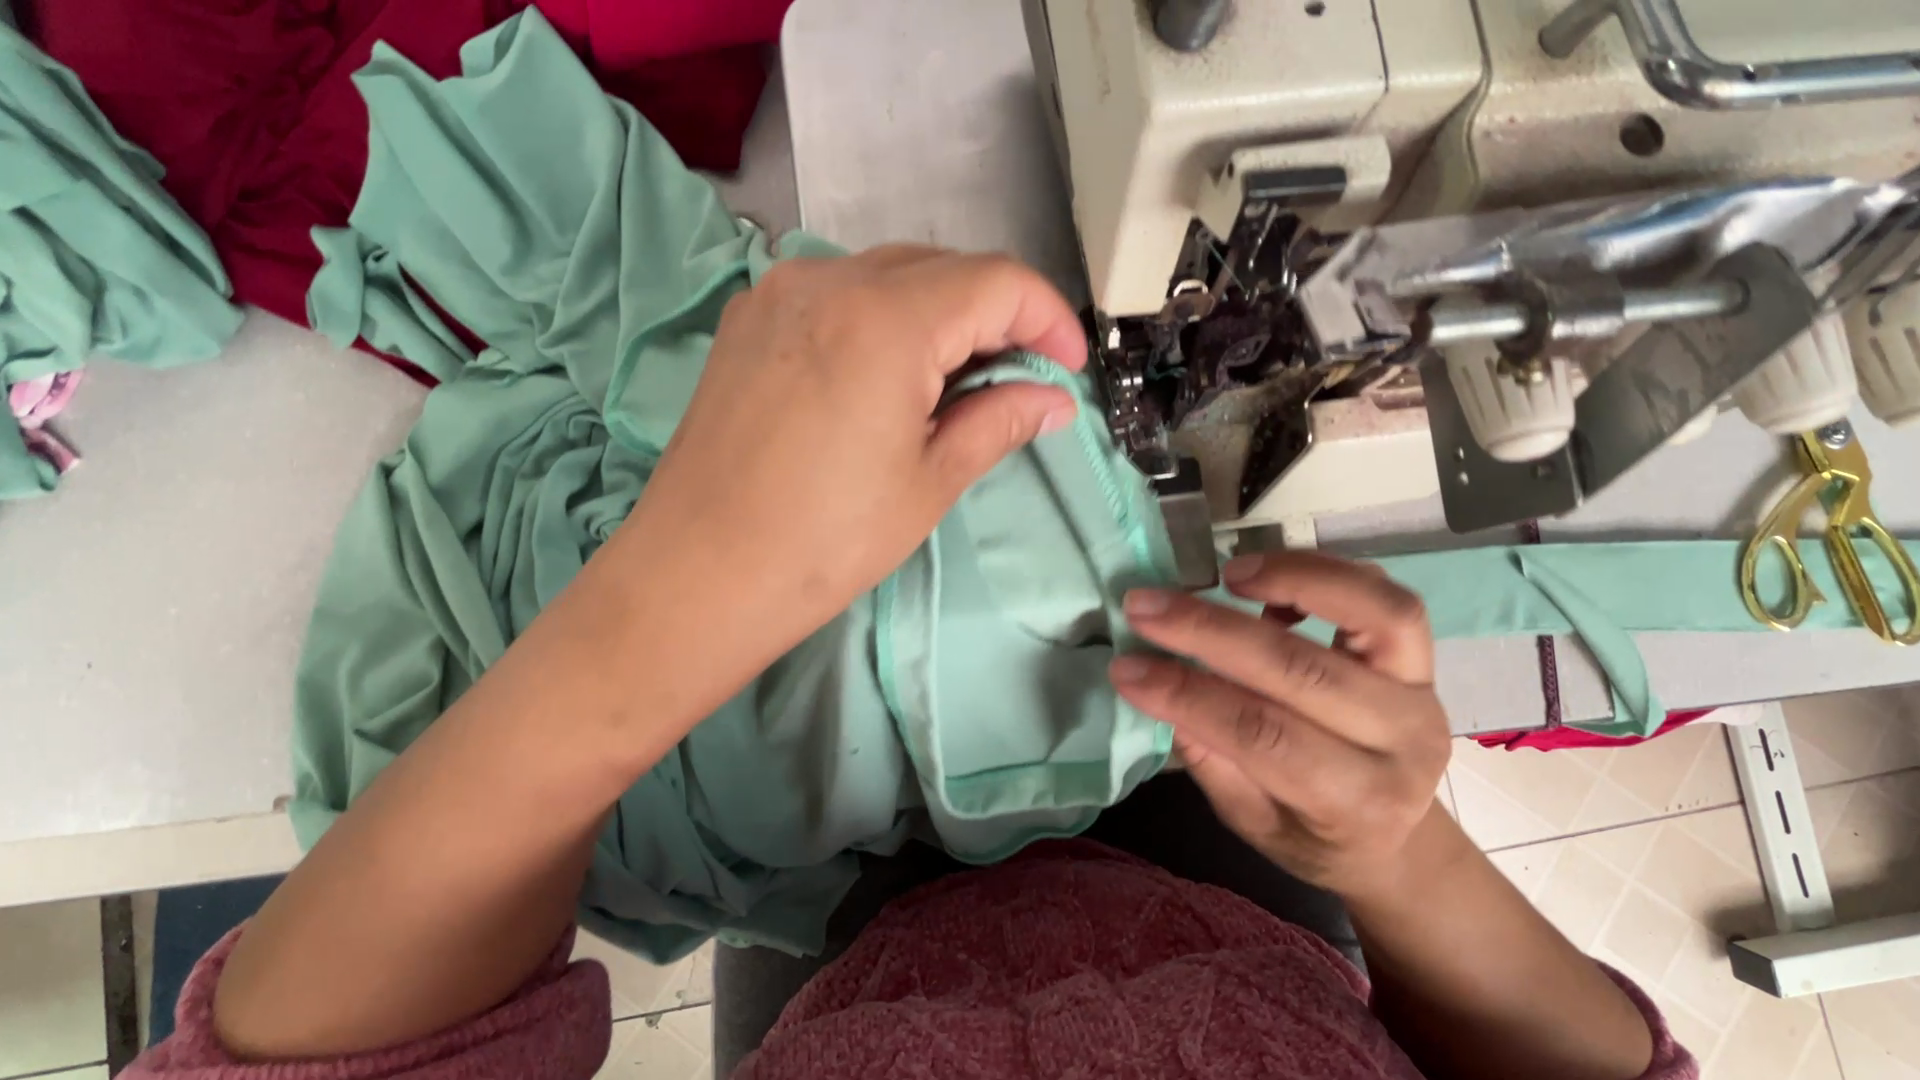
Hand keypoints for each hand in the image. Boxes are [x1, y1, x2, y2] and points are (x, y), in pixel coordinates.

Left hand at [617, 244, 1085, 655]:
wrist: (699, 573)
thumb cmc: (826, 540)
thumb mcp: (929, 481)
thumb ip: (998, 421)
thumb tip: (1053, 400)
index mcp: (885, 318)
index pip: (996, 281)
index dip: (1047, 318)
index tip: (1066, 367)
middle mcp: (828, 279)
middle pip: (943, 267)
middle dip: (996, 314)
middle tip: (1019, 378)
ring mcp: (779, 293)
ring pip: (889, 274)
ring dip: (940, 313)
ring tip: (957, 379)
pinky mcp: (749, 320)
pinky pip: (838, 292)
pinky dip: (883, 317)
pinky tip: (889, 373)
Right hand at [1109, 552, 1452, 899]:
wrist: (1394, 839)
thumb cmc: (1311, 834)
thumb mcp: (1251, 822)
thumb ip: (1212, 758)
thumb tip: (1161, 686)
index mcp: (1356, 803)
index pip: (1261, 734)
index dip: (1187, 695)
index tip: (1125, 668)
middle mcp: (1403, 745)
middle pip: (1301, 670)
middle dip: (1211, 631)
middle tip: (1144, 606)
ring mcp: (1423, 694)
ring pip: (1375, 615)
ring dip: (1293, 580)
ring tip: (1227, 572)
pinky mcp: (1425, 660)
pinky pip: (1388, 599)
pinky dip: (1326, 574)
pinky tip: (1266, 578)